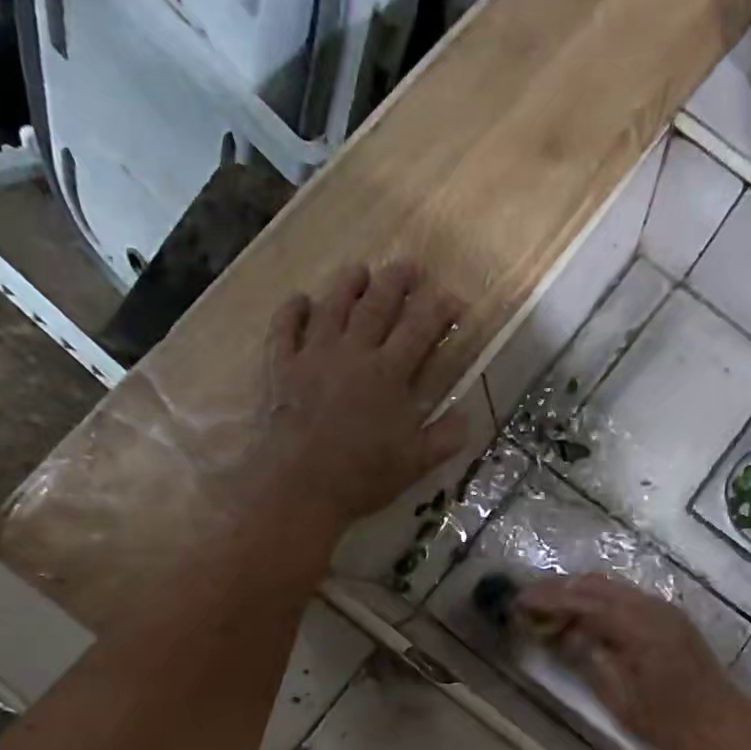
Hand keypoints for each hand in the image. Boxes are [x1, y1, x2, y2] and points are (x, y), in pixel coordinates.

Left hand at [256, 261, 468, 529]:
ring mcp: (314, 356)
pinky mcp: (282, 368)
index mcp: (389, 374)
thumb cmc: (363, 475)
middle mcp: (353, 353)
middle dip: (395, 282)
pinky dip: (292, 311)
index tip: (452, 299)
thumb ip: (445, 436)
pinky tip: (300, 299)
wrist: (300, 485)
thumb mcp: (416, 462)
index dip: (438, 309)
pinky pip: (285, 329)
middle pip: (377, 306)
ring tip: (359, 269)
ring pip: (332, 308)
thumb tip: (468, 415)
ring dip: (347, 285)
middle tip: (407, 264)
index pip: (420, 329)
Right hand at [515, 574, 742, 749]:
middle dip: (561, 589)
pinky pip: (627, 597)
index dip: (549, 598)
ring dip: (580, 592)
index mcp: (636, 625)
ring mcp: (662, 609)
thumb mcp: (620, 699)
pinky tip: (586, 616)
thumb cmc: (669, 720)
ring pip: (612, 588)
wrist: (723, 723)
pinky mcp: (669, 617)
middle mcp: (649, 607)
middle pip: (596, 585)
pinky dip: (601, 600)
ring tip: (552, 607)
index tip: (520, 600)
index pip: (583, 601)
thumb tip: (567, 634)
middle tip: (531, 600)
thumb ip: (590, 660)